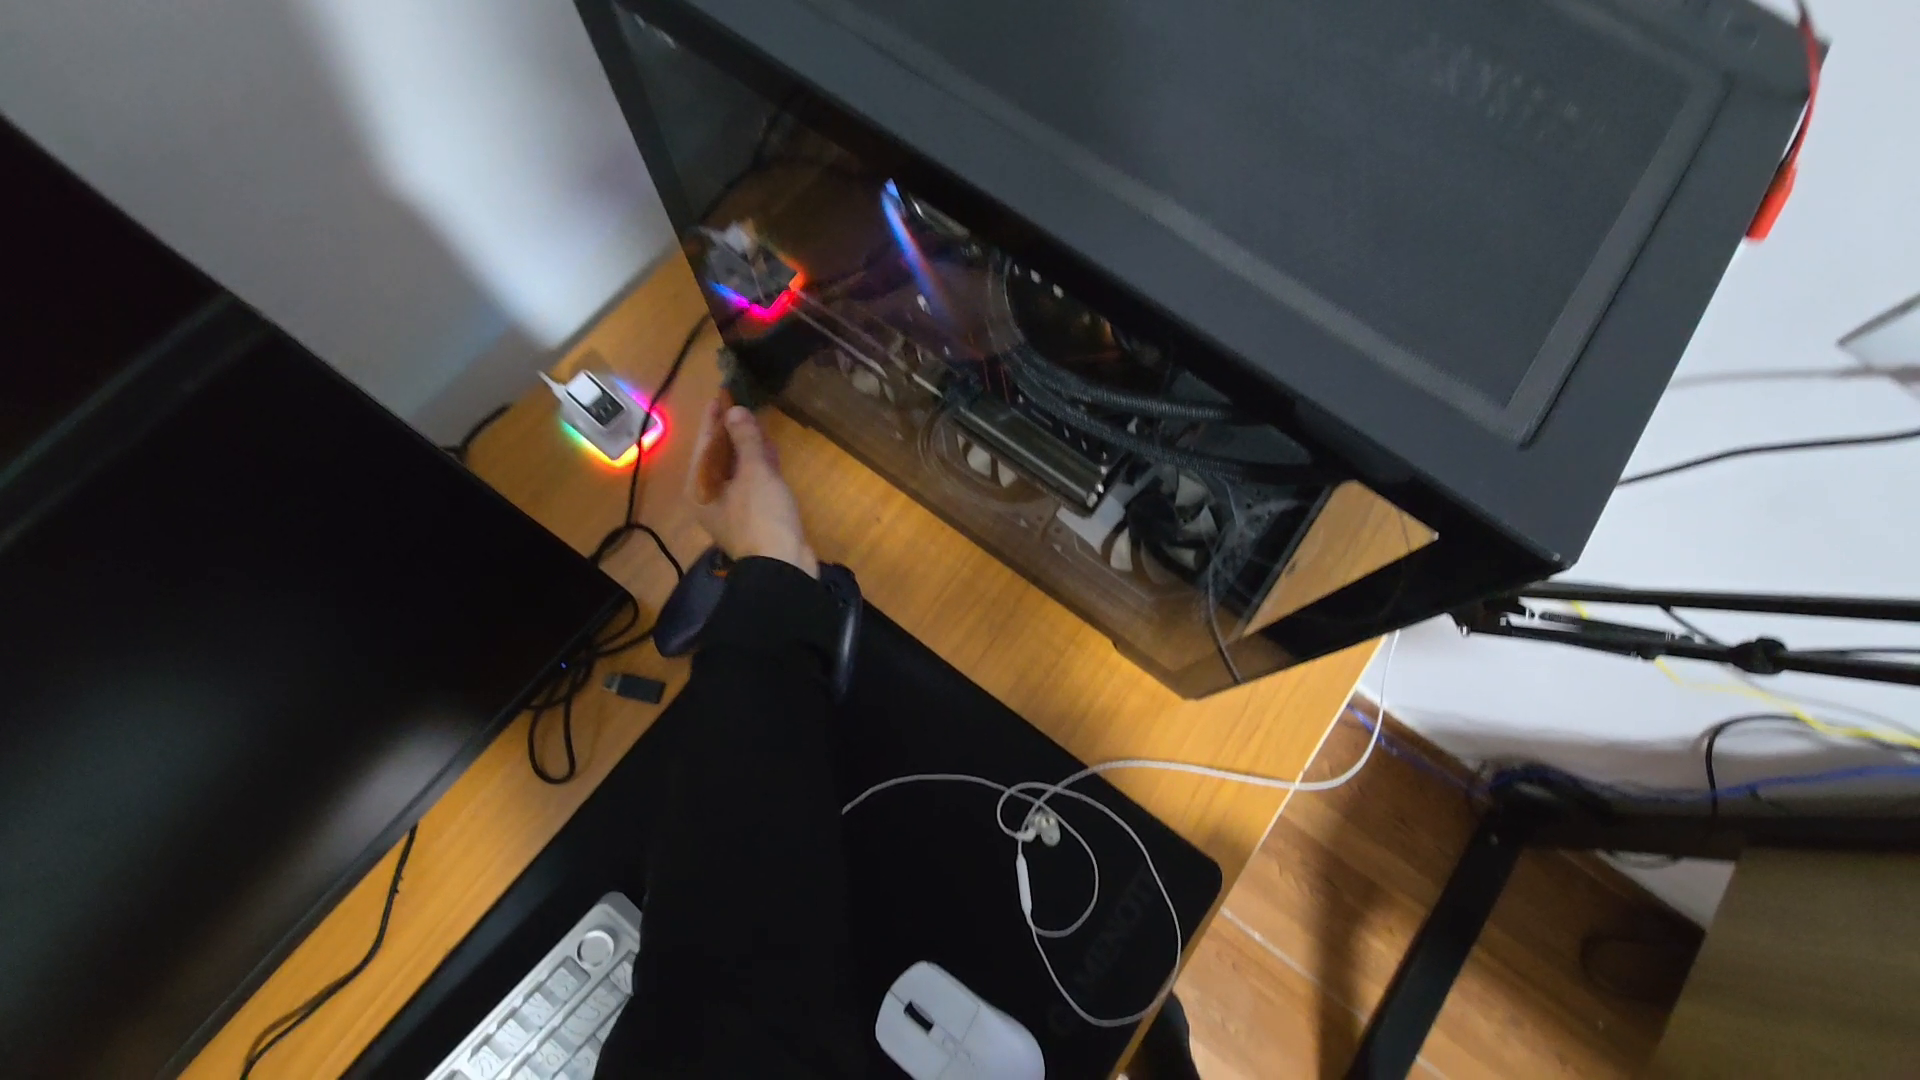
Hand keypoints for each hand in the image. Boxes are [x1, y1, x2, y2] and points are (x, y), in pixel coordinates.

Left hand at [687, 396, 818, 577]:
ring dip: (746, 447)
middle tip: (741, 403)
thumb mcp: (754, 473)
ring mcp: (733, 508)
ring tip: (756, 421)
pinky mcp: (755, 516)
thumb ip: (745, 440)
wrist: (782, 566)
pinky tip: (770, 451)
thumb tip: (735, 410)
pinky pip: (753, 482)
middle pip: (719, 457)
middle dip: (731, 431)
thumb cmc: (762, 517)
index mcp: (700, 487)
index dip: (715, 417)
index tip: (722, 392)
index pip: (705, 443)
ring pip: (737, 470)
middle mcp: (710, 497)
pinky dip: (759, 466)